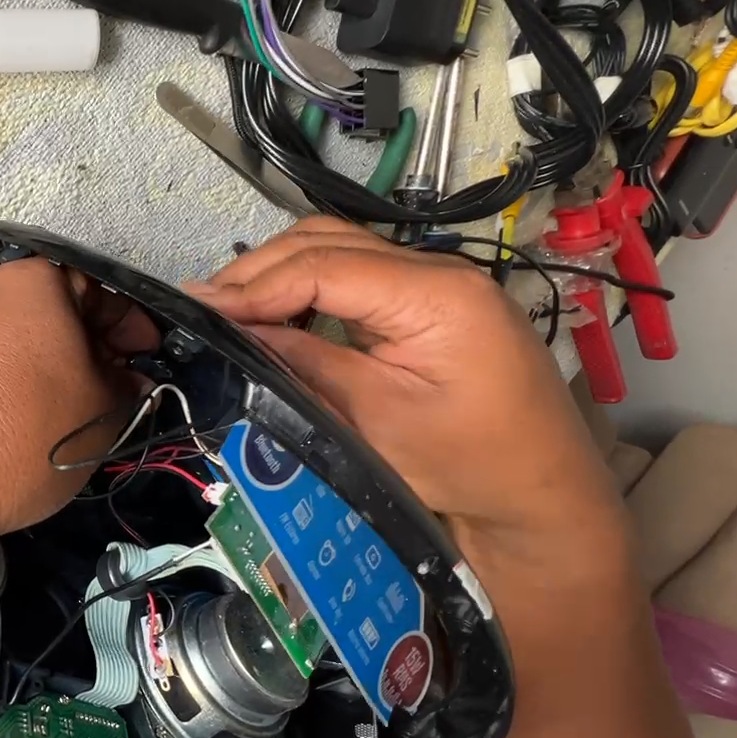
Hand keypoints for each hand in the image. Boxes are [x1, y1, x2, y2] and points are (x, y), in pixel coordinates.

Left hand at [0, 257, 157, 544]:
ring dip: (55, 368)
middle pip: (56, 311)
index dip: (132, 325)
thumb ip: (126, 384)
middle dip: (93, 348)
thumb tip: (126, 377)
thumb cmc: (25, 433)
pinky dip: (17, 381)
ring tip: (74, 415)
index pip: (100, 287)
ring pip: (22, 339)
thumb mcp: (101, 410)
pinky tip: (29, 422)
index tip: (146, 359)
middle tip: (116, 392)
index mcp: (32, 282)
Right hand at [185, 219, 625, 567]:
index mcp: (436, 296)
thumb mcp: (373, 416)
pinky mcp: (423, 300)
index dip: (253, 285)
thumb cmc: (464, 464)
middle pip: (325, 241)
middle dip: (256, 269)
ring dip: (275, 269)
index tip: (199, 307)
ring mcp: (433, 281)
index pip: (322, 267)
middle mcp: (437, 271)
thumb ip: (304, 361)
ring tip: (227, 303)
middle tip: (202, 304)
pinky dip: (300, 281)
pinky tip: (271, 308)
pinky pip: (350, 271)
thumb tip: (237, 328)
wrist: (537, 496)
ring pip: (334, 245)